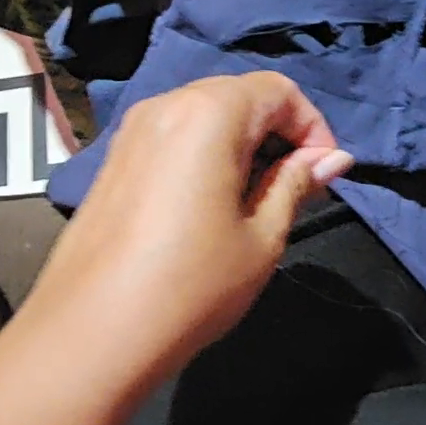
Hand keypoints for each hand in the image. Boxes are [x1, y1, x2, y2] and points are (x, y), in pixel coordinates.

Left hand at [23, 73, 353, 385]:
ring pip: (205, 113)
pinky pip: (175, 134)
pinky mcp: (114, 157)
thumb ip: (297, 183)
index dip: (312, 127)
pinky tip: (210, 204)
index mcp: (209, 113)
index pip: (278, 91)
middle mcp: (167, 105)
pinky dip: (206, 152)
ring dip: (242, 142)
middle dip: (277, 131)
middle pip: (239, 95)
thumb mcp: (262, 236)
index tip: (323, 175)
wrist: (90, 334)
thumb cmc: (191, 285)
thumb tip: (334, 158)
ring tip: (254, 199)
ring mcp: (133, 130)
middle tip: (293, 187)